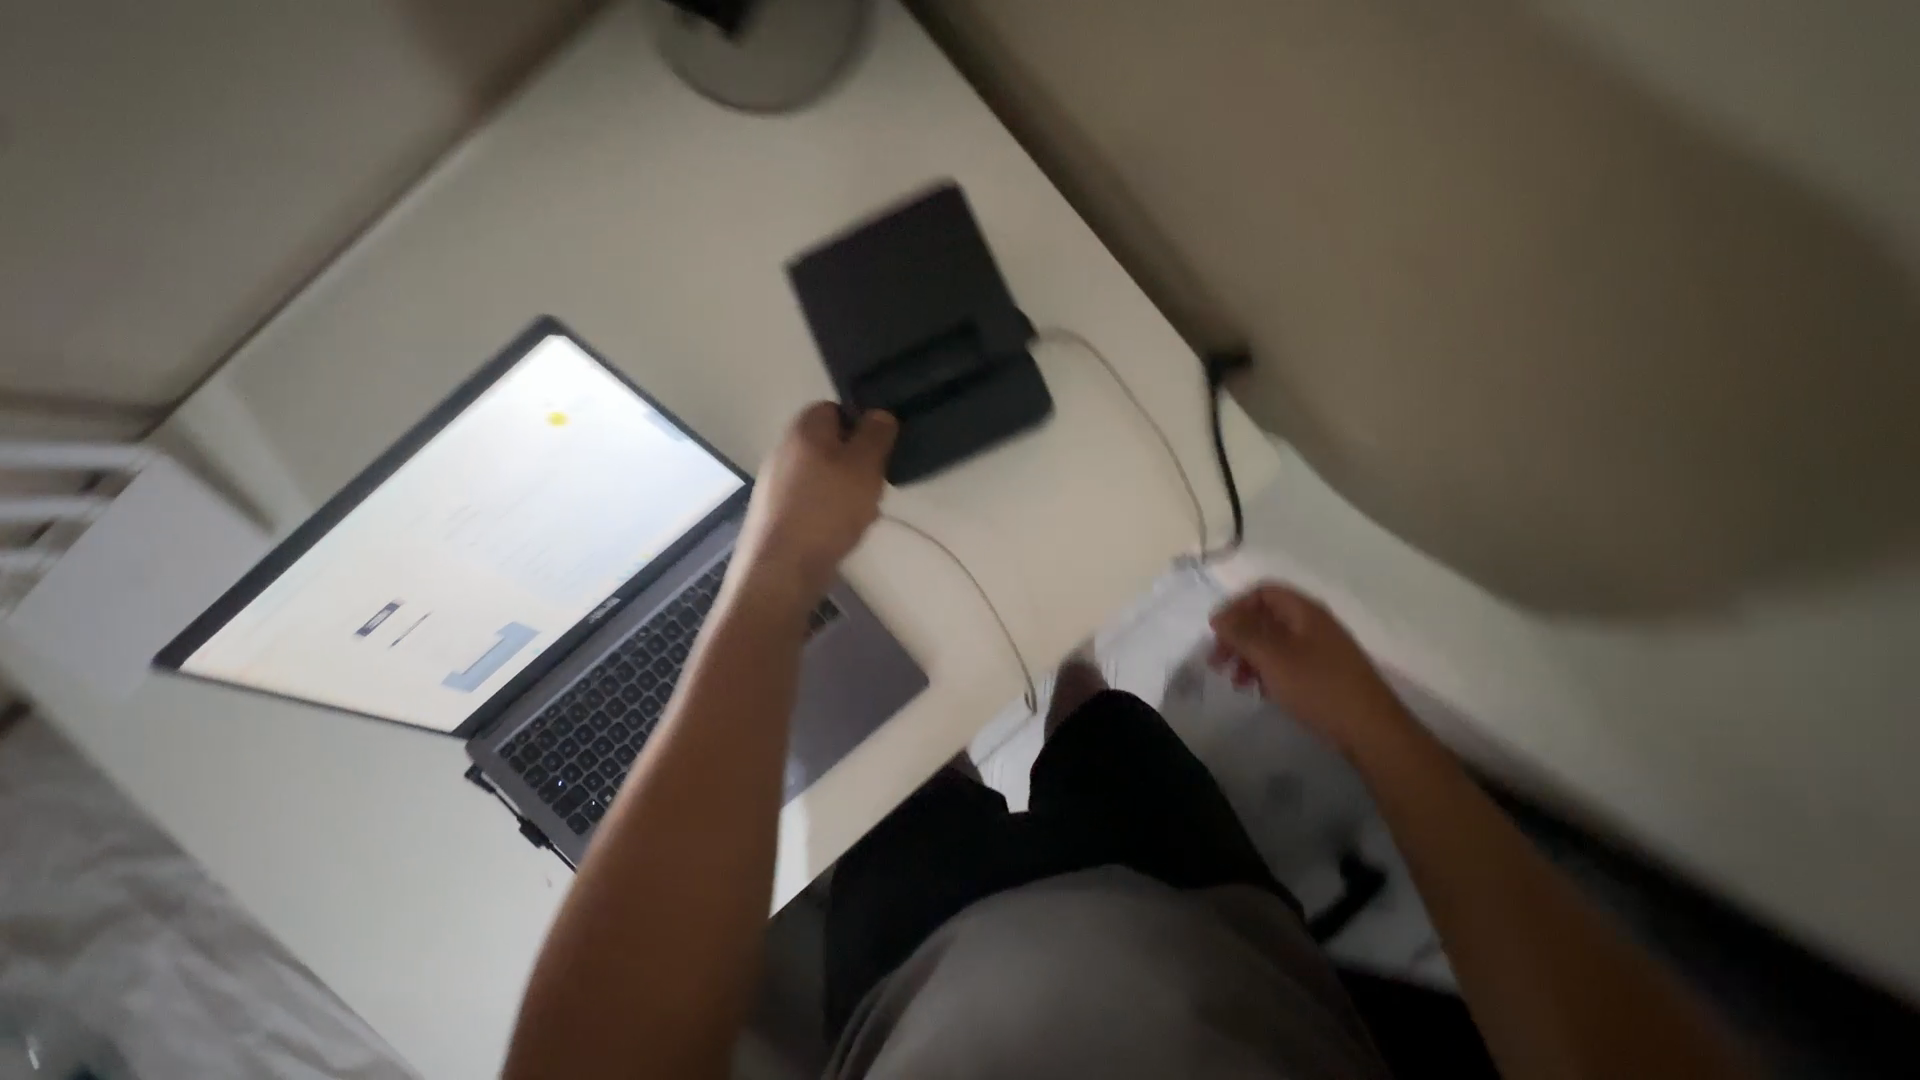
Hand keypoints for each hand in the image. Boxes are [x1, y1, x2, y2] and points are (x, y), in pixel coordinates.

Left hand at [732, 403, 896, 607]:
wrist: (782, 568)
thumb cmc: (827, 509)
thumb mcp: (864, 465)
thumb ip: (876, 435)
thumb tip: (879, 414)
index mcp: (803, 429)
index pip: (835, 409)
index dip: (861, 426)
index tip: (880, 450)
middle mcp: (784, 450)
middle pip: (831, 446)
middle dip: (857, 464)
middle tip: (873, 485)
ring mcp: (777, 484)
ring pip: (825, 477)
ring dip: (847, 492)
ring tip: (862, 514)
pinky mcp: (777, 514)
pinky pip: (814, 503)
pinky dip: (831, 513)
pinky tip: (842, 532)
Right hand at [1208, 581, 1413, 755]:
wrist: (1370, 729)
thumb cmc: (1318, 686)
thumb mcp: (1272, 657)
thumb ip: (1242, 633)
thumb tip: (1218, 616)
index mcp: (1304, 612)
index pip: (1262, 592)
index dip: (1235, 607)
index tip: (1216, 633)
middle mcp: (1313, 625)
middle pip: (1266, 618)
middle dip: (1238, 636)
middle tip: (1217, 662)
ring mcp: (1321, 650)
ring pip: (1274, 643)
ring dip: (1249, 657)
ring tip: (1236, 683)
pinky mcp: (1323, 674)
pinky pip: (1287, 662)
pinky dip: (1267, 671)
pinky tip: (1259, 691)